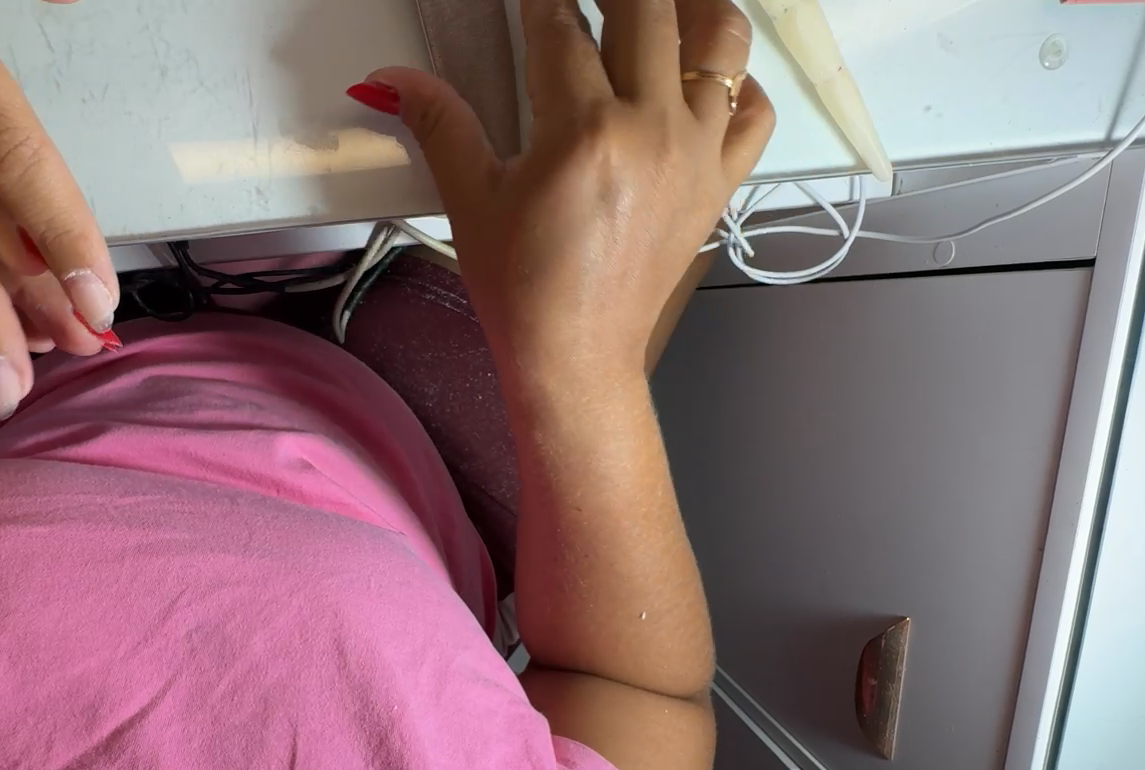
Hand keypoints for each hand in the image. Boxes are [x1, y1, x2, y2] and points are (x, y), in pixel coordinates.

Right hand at [361, 0, 772, 389]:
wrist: (574, 359)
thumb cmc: (522, 292)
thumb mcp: (473, 205)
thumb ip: (441, 126)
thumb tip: (390, 77)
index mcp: (583, 132)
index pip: (560, 25)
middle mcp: (651, 129)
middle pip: (647, 8)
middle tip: (584, 2)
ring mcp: (694, 157)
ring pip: (720, 41)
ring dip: (689, 8)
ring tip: (655, 12)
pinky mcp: (716, 188)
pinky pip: (754, 113)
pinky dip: (737, 84)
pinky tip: (700, 84)